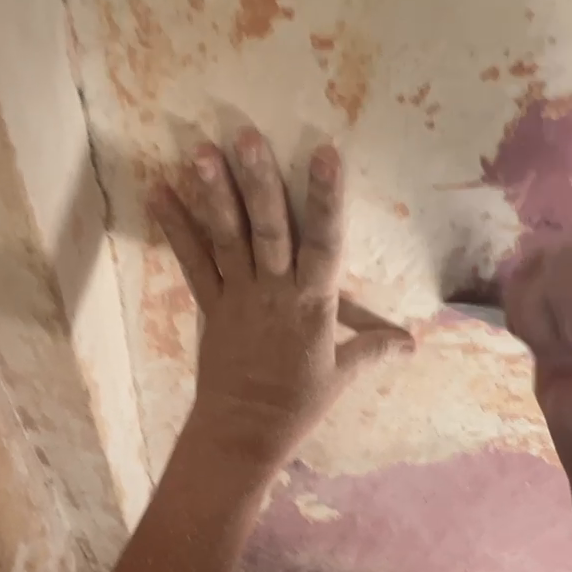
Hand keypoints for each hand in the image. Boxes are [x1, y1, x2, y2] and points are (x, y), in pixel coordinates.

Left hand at [149, 130, 413, 470]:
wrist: (243, 433)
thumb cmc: (297, 405)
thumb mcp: (342, 376)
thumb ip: (374, 347)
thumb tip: (413, 343)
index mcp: (312, 306)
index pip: (326, 244)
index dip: (326, 200)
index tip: (325, 154)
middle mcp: (273, 293)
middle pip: (268, 232)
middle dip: (260, 184)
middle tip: (246, 137)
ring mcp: (237, 298)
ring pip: (227, 241)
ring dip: (213, 195)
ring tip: (200, 152)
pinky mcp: (209, 306)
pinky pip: (192, 263)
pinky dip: (175, 227)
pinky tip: (158, 190)